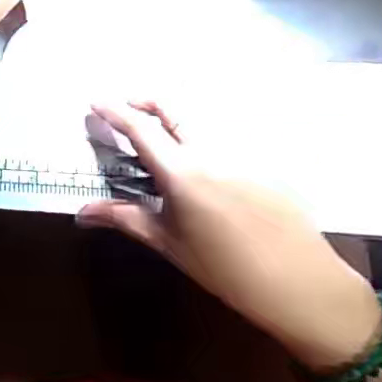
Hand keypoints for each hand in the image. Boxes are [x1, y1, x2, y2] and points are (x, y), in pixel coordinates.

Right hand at [77, 102, 381, 370]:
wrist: (297, 280)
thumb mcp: (171, 244)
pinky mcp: (262, 159)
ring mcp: (241, 150)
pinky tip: (202, 161)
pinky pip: (225, 135)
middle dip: (147, 102)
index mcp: (182, 171)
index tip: (96, 101)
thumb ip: (126, 219)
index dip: (115, 112)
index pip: (141, 129)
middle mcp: (210, 150)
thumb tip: (84, 213)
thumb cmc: (225, 269)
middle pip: (174, 108)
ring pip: (201, 118)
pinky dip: (203, 136)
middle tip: (128, 110)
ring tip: (160, 136)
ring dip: (175, 117)